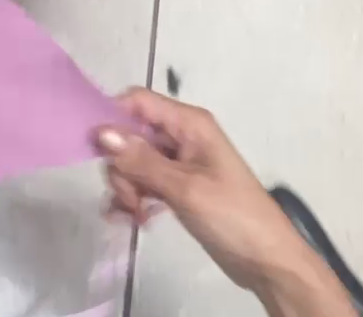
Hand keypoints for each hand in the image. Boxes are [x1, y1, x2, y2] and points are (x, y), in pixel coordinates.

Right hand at [94, 90, 347, 313]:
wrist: (267, 261)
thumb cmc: (231, 215)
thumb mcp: (184, 188)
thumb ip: (142, 160)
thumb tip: (101, 132)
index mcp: (188, 123)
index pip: (138, 101)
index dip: (113, 118)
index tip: (94, 151)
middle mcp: (181, 135)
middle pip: (132, 134)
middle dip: (122, 166)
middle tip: (129, 199)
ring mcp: (179, 162)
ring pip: (135, 161)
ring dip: (127, 186)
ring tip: (136, 215)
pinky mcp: (177, 187)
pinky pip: (144, 182)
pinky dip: (135, 198)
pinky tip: (133, 220)